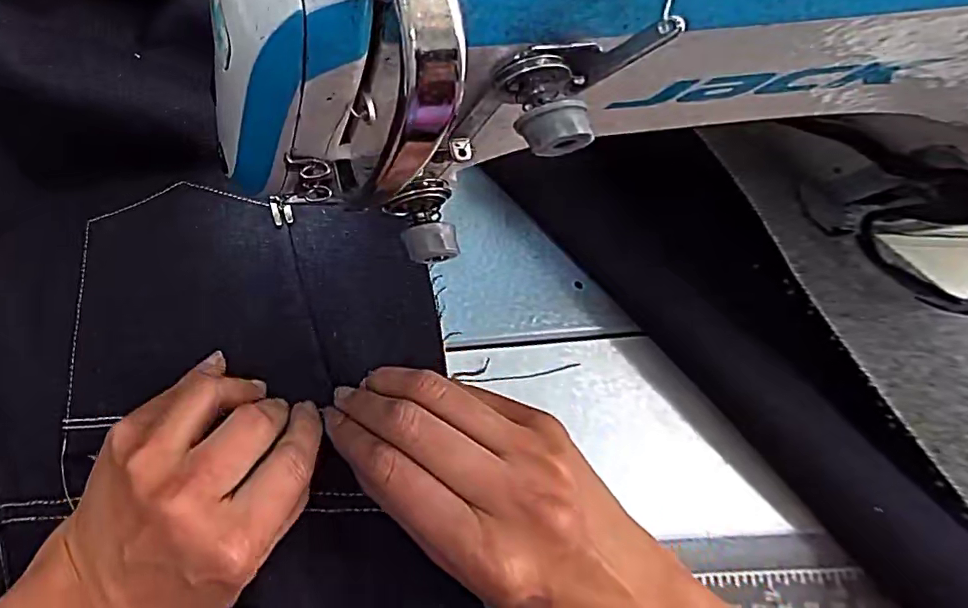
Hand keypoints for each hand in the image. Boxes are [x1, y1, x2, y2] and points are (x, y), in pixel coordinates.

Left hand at [5, 352, 321, 607]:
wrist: (92, 591)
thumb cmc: (173, 589)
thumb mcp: (242, 569)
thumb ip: (281, 508)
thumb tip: (300, 443)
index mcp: (229, 542)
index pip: (291, 462)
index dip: (308, 430)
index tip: (309, 417)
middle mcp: (189, 498)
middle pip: (258, 420)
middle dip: (279, 409)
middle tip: (281, 411)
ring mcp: (152, 462)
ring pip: (216, 391)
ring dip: (243, 387)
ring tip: (252, 392)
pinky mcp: (127, 437)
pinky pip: (179, 389)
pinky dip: (205, 381)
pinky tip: (217, 382)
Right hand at [324, 368, 721, 607]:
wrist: (633, 595)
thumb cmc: (553, 602)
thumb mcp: (474, 582)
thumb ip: (423, 521)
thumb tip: (376, 464)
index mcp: (490, 553)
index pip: (396, 475)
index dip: (354, 443)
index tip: (334, 428)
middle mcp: (512, 494)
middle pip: (412, 426)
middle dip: (366, 407)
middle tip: (342, 400)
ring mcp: (532, 451)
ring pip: (440, 395)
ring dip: (393, 382)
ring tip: (369, 382)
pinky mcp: (544, 424)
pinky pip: (474, 391)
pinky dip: (433, 383)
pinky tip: (413, 382)